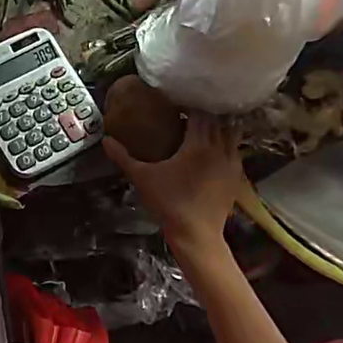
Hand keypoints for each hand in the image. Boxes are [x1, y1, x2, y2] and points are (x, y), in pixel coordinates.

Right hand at [104, 114, 243, 249]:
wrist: (197, 234)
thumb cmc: (169, 203)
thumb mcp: (142, 178)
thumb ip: (124, 157)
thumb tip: (106, 140)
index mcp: (199, 144)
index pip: (198, 113)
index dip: (187, 107)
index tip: (174, 108)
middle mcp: (219, 148)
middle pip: (216, 120)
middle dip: (202, 114)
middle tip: (185, 116)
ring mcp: (232, 162)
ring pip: (230, 133)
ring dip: (217, 127)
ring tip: (201, 130)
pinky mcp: (237, 176)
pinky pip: (235, 150)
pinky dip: (226, 144)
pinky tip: (212, 150)